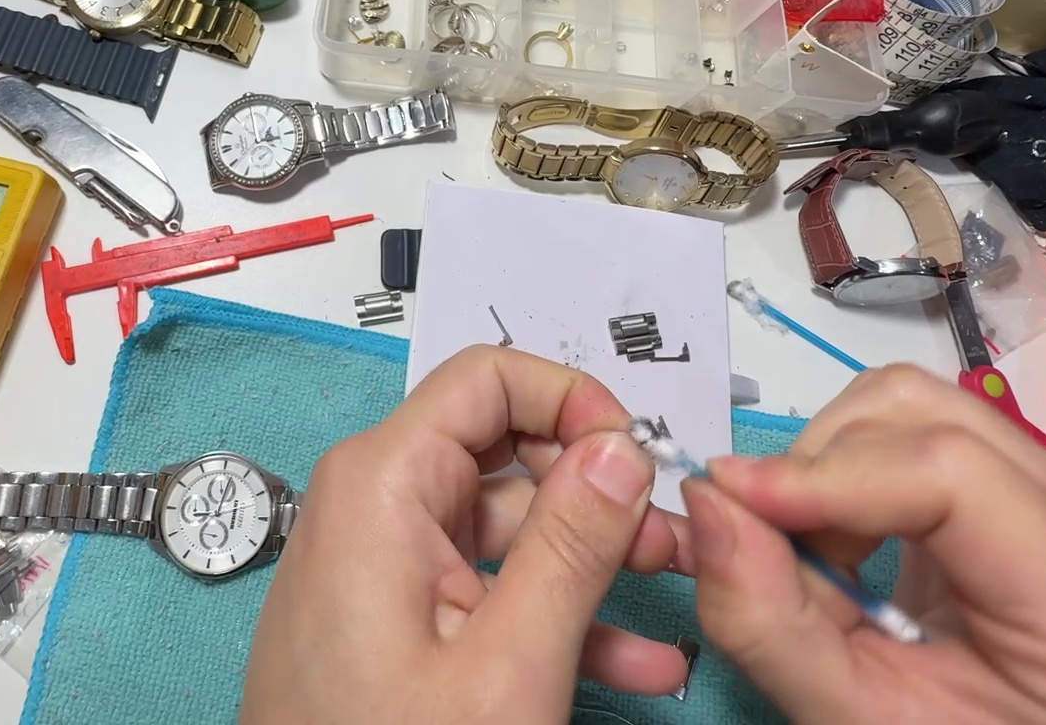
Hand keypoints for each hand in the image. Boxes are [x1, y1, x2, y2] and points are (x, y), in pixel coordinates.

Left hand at [241, 347, 692, 722]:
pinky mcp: (397, 600)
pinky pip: (484, 572)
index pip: (486, 379)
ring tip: (668, 584)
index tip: (636, 454)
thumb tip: (620, 449)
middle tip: (665, 533)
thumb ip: (569, 547)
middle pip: (501, 441)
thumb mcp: (504, 666)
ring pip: (504, 513)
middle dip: (590, 481)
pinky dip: (551, 599)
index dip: (569, 399)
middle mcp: (377, 495)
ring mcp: (386, 549)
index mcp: (383, 478)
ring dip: (587, 547)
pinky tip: (630, 653)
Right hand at [685, 363, 1045, 723]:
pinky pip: (939, 427)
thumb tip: (704, 494)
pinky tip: (865, 536)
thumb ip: (767, 620)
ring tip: (826, 546)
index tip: (729, 497)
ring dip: (834, 459)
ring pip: (925, 406)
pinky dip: (862, 463)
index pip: (951, 476)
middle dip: (819, 469)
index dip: (823, 473)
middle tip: (786, 551)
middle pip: (928, 418)